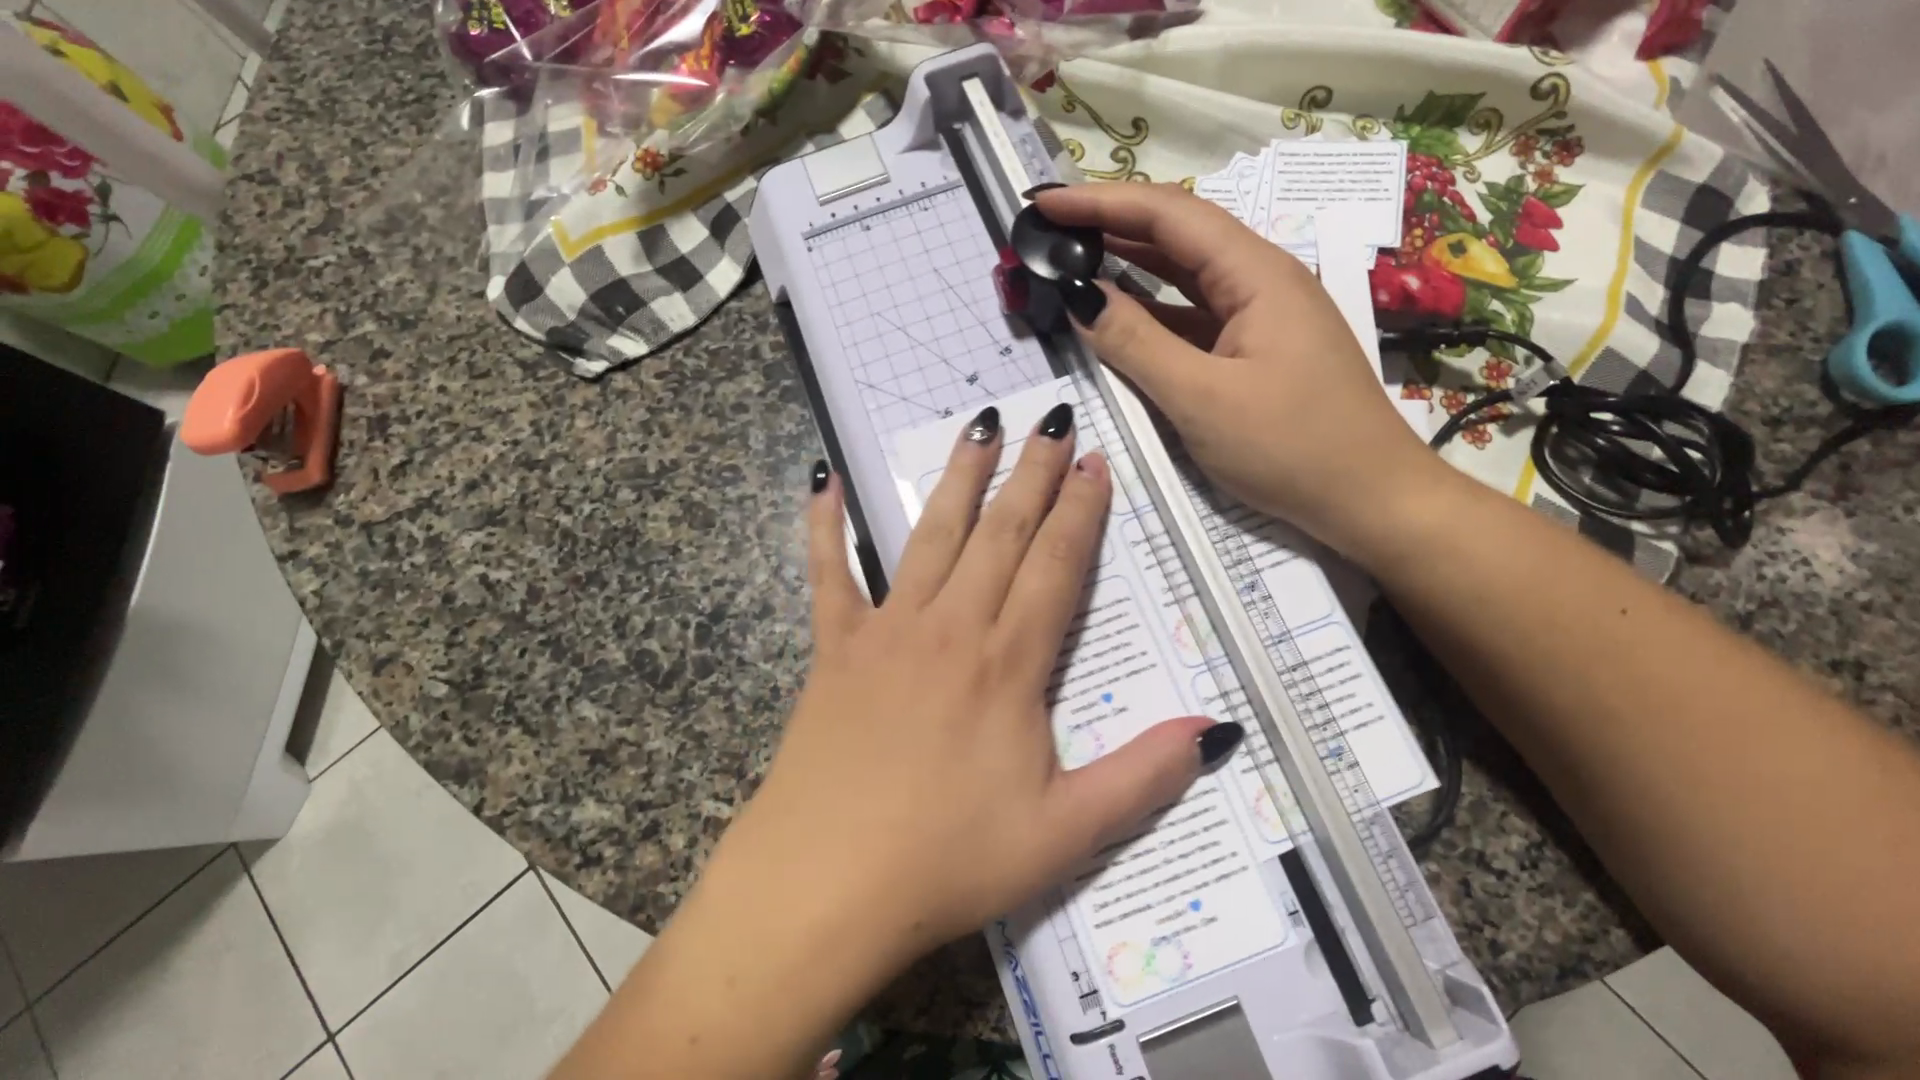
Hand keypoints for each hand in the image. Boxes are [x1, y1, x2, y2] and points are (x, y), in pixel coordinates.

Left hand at [730, 408, 1235, 966]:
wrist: (826, 885)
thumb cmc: (949, 863)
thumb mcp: (1066, 834)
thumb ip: (1143, 777)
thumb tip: (1217, 730)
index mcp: (1008, 666)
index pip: (1056, 568)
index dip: (1081, 512)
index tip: (1098, 461)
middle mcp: (950, 630)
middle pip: (1000, 535)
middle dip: (1032, 475)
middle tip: (1052, 420)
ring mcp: (885, 633)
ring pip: (929, 537)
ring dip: (958, 478)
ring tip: (978, 426)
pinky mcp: (832, 652)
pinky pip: (828, 575)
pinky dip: (826, 527)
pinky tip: (823, 481)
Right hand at [1036, 183, 1449, 558]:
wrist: (1370, 499)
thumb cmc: (1292, 448)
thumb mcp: (1201, 398)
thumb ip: (1136, 343)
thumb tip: (1079, 296)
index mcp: (1256, 274)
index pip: (1168, 214)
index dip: (1101, 200)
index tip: (1044, 203)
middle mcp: (1261, 280)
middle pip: (1177, 234)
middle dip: (1109, 225)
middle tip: (1046, 231)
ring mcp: (1261, 316)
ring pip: (1184, 276)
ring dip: (1127, 265)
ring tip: (1068, 261)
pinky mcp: (1256, 350)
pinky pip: (1194, 316)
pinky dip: (1150, 311)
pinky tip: (1116, 316)